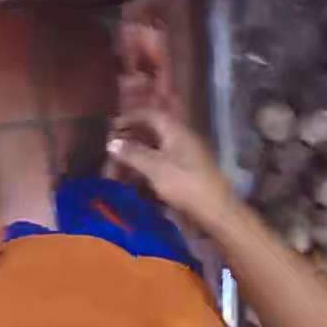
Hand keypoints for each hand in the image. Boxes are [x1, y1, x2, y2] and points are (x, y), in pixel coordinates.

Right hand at [107, 110, 235, 225]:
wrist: (215, 211)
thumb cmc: (185, 184)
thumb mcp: (155, 167)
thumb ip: (132, 153)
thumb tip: (111, 143)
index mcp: (176, 131)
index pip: (151, 115)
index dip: (131, 118)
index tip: (112, 126)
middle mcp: (181, 140)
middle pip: (152, 133)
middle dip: (130, 139)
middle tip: (112, 148)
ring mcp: (185, 157)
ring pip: (155, 150)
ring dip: (136, 156)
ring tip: (118, 167)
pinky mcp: (185, 174)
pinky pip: (161, 165)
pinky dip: (145, 169)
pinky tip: (133, 180)